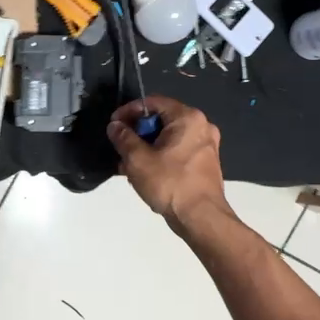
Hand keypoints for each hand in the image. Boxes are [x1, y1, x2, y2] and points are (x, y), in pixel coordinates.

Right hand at [108, 97, 233, 228]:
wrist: (201, 217)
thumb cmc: (169, 183)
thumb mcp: (138, 160)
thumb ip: (123, 138)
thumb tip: (115, 126)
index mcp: (187, 118)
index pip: (153, 102)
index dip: (129, 111)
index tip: (113, 125)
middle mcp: (201, 126)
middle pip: (162, 119)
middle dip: (137, 131)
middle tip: (120, 146)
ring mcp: (206, 145)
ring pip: (169, 137)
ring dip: (147, 146)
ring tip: (128, 163)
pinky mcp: (206, 162)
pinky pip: (178, 151)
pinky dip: (160, 156)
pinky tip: (146, 173)